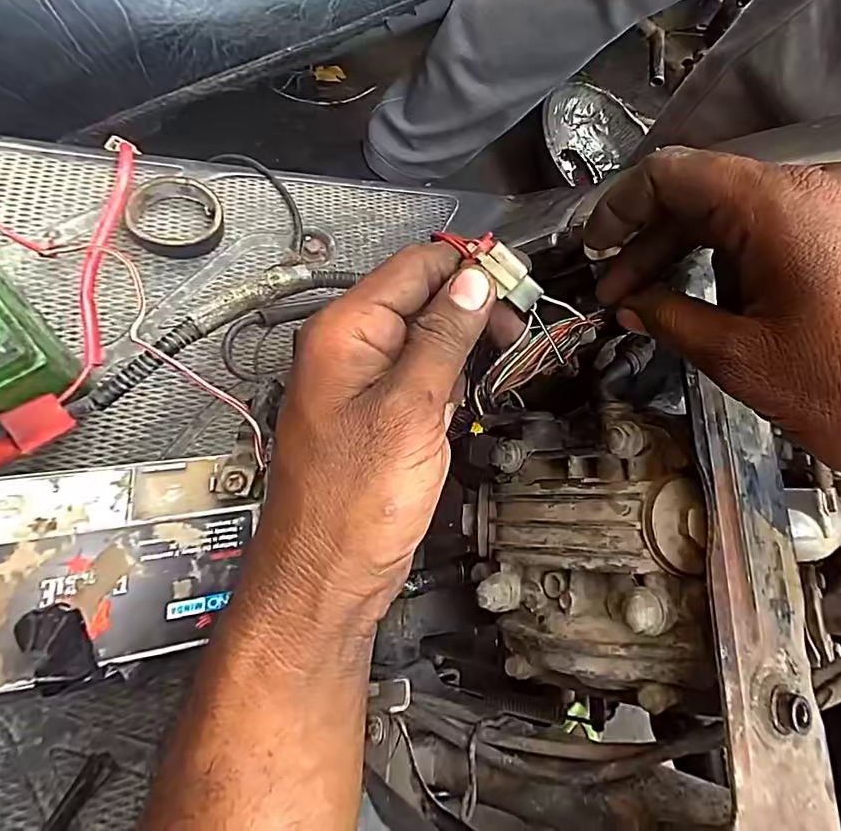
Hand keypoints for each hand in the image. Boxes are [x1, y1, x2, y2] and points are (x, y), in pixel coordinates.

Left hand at [243, 244, 496, 632]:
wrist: (328, 575)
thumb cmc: (353, 504)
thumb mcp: (411, 408)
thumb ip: (443, 337)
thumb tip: (472, 283)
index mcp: (344, 332)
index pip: (413, 267)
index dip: (467, 265)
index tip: (512, 276)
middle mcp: (347, 348)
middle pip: (419, 297)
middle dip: (469, 305)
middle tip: (513, 324)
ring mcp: (362, 380)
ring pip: (423, 336)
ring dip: (461, 343)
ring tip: (492, 360)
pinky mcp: (376, 410)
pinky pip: (418, 372)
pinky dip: (446, 376)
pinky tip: (461, 395)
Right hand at [586, 148, 840, 507]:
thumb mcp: (745, 360)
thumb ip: (671, 319)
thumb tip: (628, 305)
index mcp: (781, 203)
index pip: (673, 173)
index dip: (619, 207)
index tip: (594, 252)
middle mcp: (820, 185)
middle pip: (707, 192)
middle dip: (653, 242)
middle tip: (620, 296)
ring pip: (746, 214)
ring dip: (697, 257)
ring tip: (676, 314)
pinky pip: (787, 230)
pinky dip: (742, 262)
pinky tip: (733, 309)